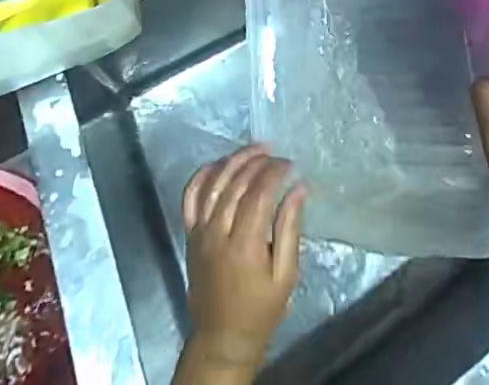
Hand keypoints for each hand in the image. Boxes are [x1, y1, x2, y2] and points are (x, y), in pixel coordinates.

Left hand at [180, 144, 307, 374]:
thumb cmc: (260, 309)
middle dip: (257, 162)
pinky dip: (203, 175)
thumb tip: (299, 190)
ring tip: (254, 150)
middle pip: (236, 184)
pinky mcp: (189, 233)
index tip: (290, 164)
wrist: (222, 337)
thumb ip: (289, 229)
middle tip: (275, 153)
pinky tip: (219, 163)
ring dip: (233, 161)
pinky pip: (190, 196)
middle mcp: (218, 232)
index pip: (258, 194)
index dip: (274, 173)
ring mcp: (200, 231)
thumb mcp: (285, 275)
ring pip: (214, 184)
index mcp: (245, 245)